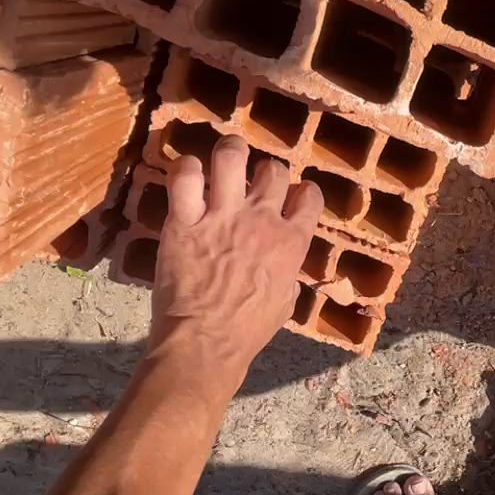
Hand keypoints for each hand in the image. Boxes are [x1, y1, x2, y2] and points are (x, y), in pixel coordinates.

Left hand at [149, 135, 322, 385]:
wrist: (206, 342)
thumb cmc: (249, 330)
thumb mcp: (286, 302)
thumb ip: (288, 272)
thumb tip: (285, 265)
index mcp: (292, 243)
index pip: (309, 196)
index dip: (302, 191)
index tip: (292, 197)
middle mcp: (262, 221)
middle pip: (274, 170)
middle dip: (266, 171)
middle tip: (253, 181)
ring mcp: (222, 216)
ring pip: (231, 157)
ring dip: (230, 151)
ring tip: (226, 157)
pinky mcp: (184, 221)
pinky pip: (185, 176)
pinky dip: (187, 168)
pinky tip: (189, 176)